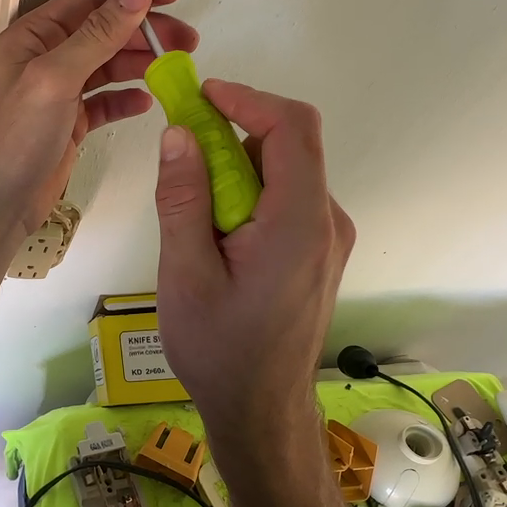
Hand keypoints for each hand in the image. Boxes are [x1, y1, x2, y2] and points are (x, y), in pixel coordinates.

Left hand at [0, 0, 199, 229]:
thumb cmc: (14, 139)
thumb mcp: (55, 77)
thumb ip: (98, 33)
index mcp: (33, 35)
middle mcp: (46, 57)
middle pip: (105, 30)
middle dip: (146, 30)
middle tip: (185, 39)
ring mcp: (59, 90)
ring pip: (110, 64)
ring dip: (142, 63)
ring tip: (174, 68)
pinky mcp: (71, 121)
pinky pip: (106, 100)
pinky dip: (127, 98)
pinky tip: (145, 102)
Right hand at [152, 81, 354, 431]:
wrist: (260, 410)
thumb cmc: (219, 348)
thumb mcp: (186, 274)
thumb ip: (184, 200)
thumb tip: (178, 134)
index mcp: (299, 222)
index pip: (292, 128)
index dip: (247, 99)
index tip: (199, 97)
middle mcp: (327, 221)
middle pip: (288, 148)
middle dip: (231, 140)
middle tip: (180, 160)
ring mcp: (329, 239)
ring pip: (284, 177)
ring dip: (236, 174)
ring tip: (193, 217)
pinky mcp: (319, 255)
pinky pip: (286, 204)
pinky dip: (249, 200)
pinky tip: (217, 238)